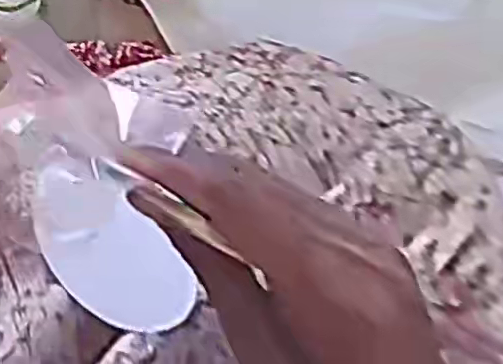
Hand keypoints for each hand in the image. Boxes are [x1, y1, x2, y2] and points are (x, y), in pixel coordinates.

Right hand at [124, 148, 443, 363]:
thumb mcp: (257, 346)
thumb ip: (208, 264)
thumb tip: (152, 200)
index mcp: (331, 287)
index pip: (235, 201)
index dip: (176, 171)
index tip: (130, 157)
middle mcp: (359, 252)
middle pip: (253, 184)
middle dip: (190, 169)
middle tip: (139, 166)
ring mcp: (372, 243)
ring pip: (271, 182)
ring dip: (216, 177)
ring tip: (168, 179)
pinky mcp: (372, 241)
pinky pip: (295, 198)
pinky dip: (250, 193)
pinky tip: (218, 200)